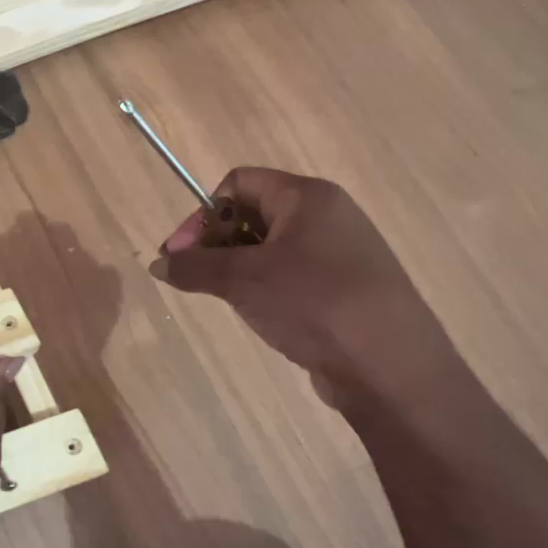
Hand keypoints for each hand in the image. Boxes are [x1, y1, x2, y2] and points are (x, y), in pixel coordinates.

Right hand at [152, 168, 463, 408]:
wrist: (389, 365)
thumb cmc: (313, 304)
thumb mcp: (242, 281)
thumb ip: (194, 266)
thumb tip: (158, 264)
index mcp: (308, 197)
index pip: (239, 183)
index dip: (203, 213)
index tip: (182, 254)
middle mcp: (328, 214)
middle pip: (253, 212)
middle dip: (217, 242)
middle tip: (196, 278)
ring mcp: (341, 251)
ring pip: (271, 246)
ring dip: (238, 268)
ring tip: (228, 299)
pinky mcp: (346, 285)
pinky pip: (292, 273)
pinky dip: (266, 287)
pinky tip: (262, 314)